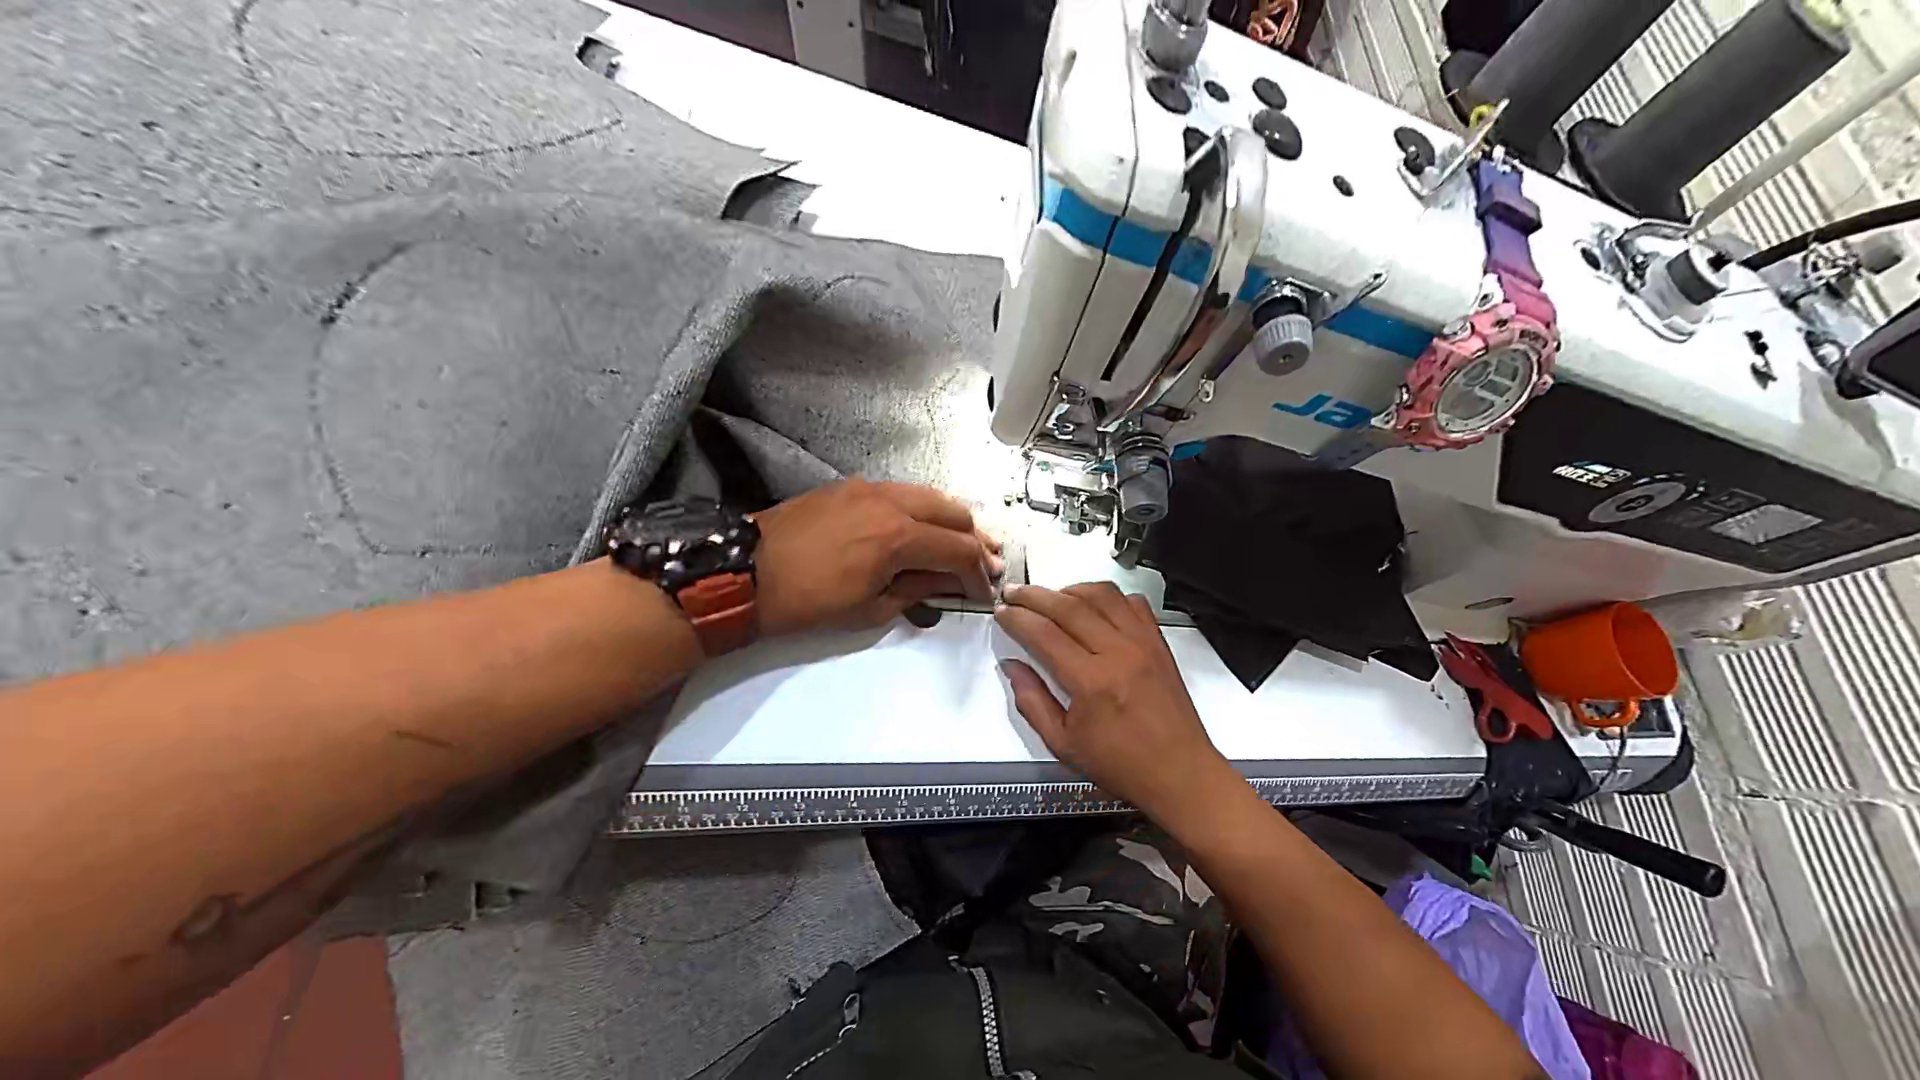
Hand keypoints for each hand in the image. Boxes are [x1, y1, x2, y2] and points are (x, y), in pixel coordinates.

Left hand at [751, 478, 1002, 635]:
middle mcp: (891, 502)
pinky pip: (902, 491)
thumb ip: (918, 589)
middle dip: (976, 539)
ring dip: (952, 520)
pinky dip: (923, 508)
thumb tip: (947, 582)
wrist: (748, 573)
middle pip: (954, 512)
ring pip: (930, 495)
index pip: (959, 549)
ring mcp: (869, 488)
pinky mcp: (851, 485)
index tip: (984, 590)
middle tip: (986, 563)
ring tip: (962, 542)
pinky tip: (923, 527)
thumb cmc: (808, 601)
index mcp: (899, 537)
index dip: (978, 572)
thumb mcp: (870, 608)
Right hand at [994, 582, 1240, 820]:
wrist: (1180, 773)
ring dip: (1069, 590)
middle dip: (1034, 596)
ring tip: (1050, 597)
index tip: (1002, 613)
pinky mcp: (1159, 642)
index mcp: (1092, 682)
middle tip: (1014, 594)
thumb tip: (1013, 667)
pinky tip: (1093, 607)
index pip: (1044, 634)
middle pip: (1068, 606)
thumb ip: (1032, 702)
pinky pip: (1132, 603)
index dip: (1017, 618)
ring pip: (1101, 595)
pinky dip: (1108, 597)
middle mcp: (1119, 654)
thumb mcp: (1063, 744)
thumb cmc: (1123, 765)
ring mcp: (1143, 643)